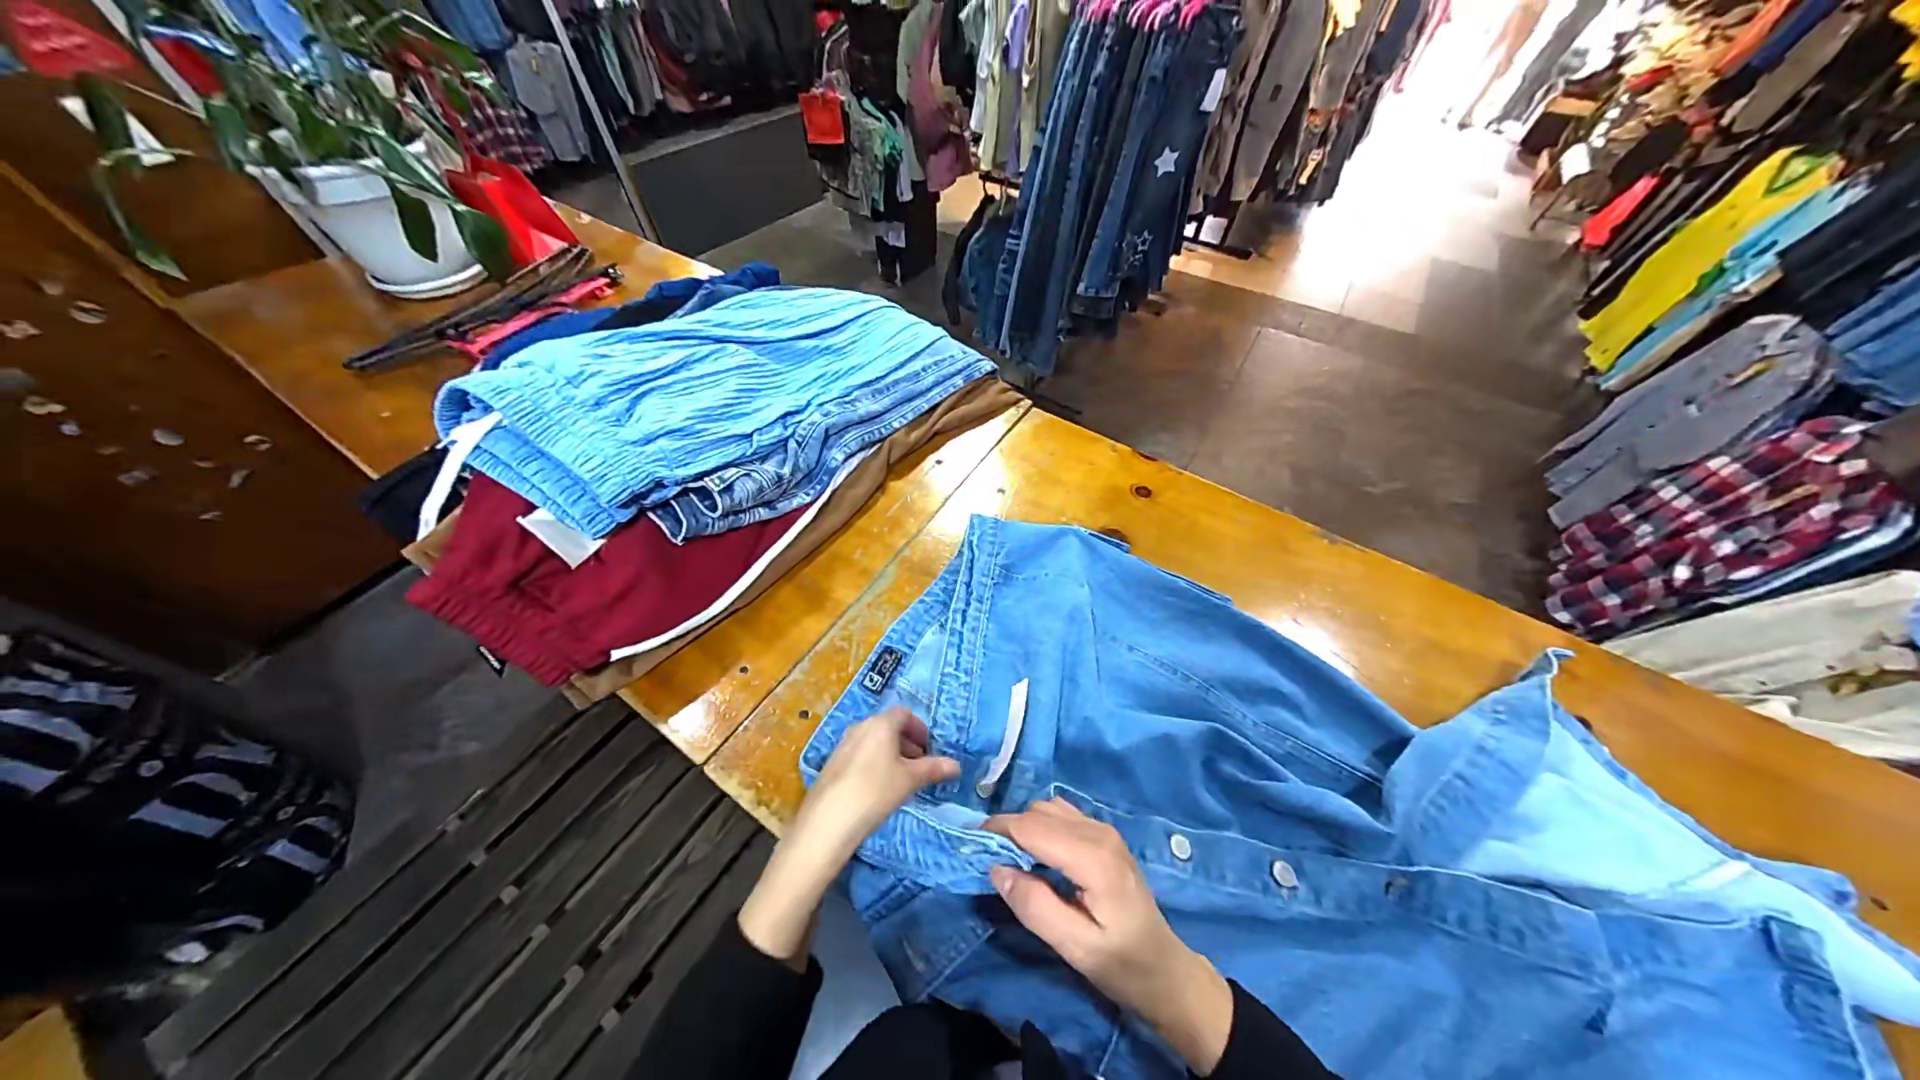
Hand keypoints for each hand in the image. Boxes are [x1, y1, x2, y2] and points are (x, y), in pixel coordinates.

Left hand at [738, 708, 957, 966]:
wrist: (828, 820)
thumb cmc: (875, 791)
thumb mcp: (910, 779)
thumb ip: (934, 768)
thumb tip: (956, 766)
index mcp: (880, 724)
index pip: (904, 714)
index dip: (920, 729)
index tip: (930, 749)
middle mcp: (860, 727)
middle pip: (888, 726)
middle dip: (908, 743)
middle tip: (921, 766)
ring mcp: (843, 745)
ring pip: (874, 741)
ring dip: (891, 754)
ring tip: (902, 779)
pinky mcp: (833, 763)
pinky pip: (861, 754)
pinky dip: (875, 763)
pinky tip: (879, 789)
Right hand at [984, 799, 1234, 1074]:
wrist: (1166, 969)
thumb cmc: (1121, 964)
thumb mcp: (1074, 947)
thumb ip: (1034, 906)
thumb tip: (996, 868)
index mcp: (1093, 857)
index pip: (1031, 826)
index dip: (996, 832)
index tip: (969, 849)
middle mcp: (1099, 832)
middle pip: (1037, 813)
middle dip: (1007, 830)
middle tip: (987, 861)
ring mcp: (1104, 830)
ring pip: (1047, 809)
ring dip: (1023, 827)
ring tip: (1009, 860)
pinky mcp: (1104, 835)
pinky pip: (1061, 815)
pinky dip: (1040, 827)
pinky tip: (1036, 856)